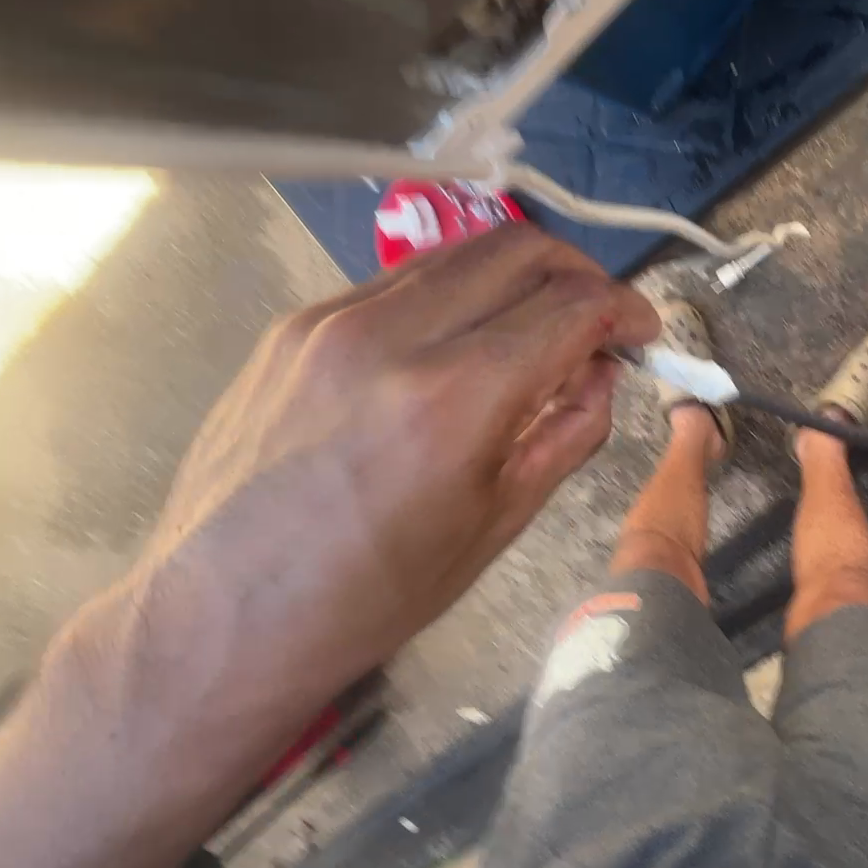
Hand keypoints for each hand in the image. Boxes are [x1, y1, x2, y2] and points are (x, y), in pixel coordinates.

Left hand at [110, 225, 658, 705]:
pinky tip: (464, 343)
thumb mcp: (503, 519)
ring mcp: (331, 320)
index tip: (643, 331)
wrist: (224, 617)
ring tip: (538, 326)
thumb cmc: (379, 592)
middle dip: (582, 273)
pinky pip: (404, 281)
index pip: (570, 307)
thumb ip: (571, 428)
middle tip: (600, 318)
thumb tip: (601, 370)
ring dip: (521, 276)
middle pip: (519, 249)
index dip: (625, 308)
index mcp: (454, 399)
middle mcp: (391, 336)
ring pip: (460, 252)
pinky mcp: (296, 324)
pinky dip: (459, 295)